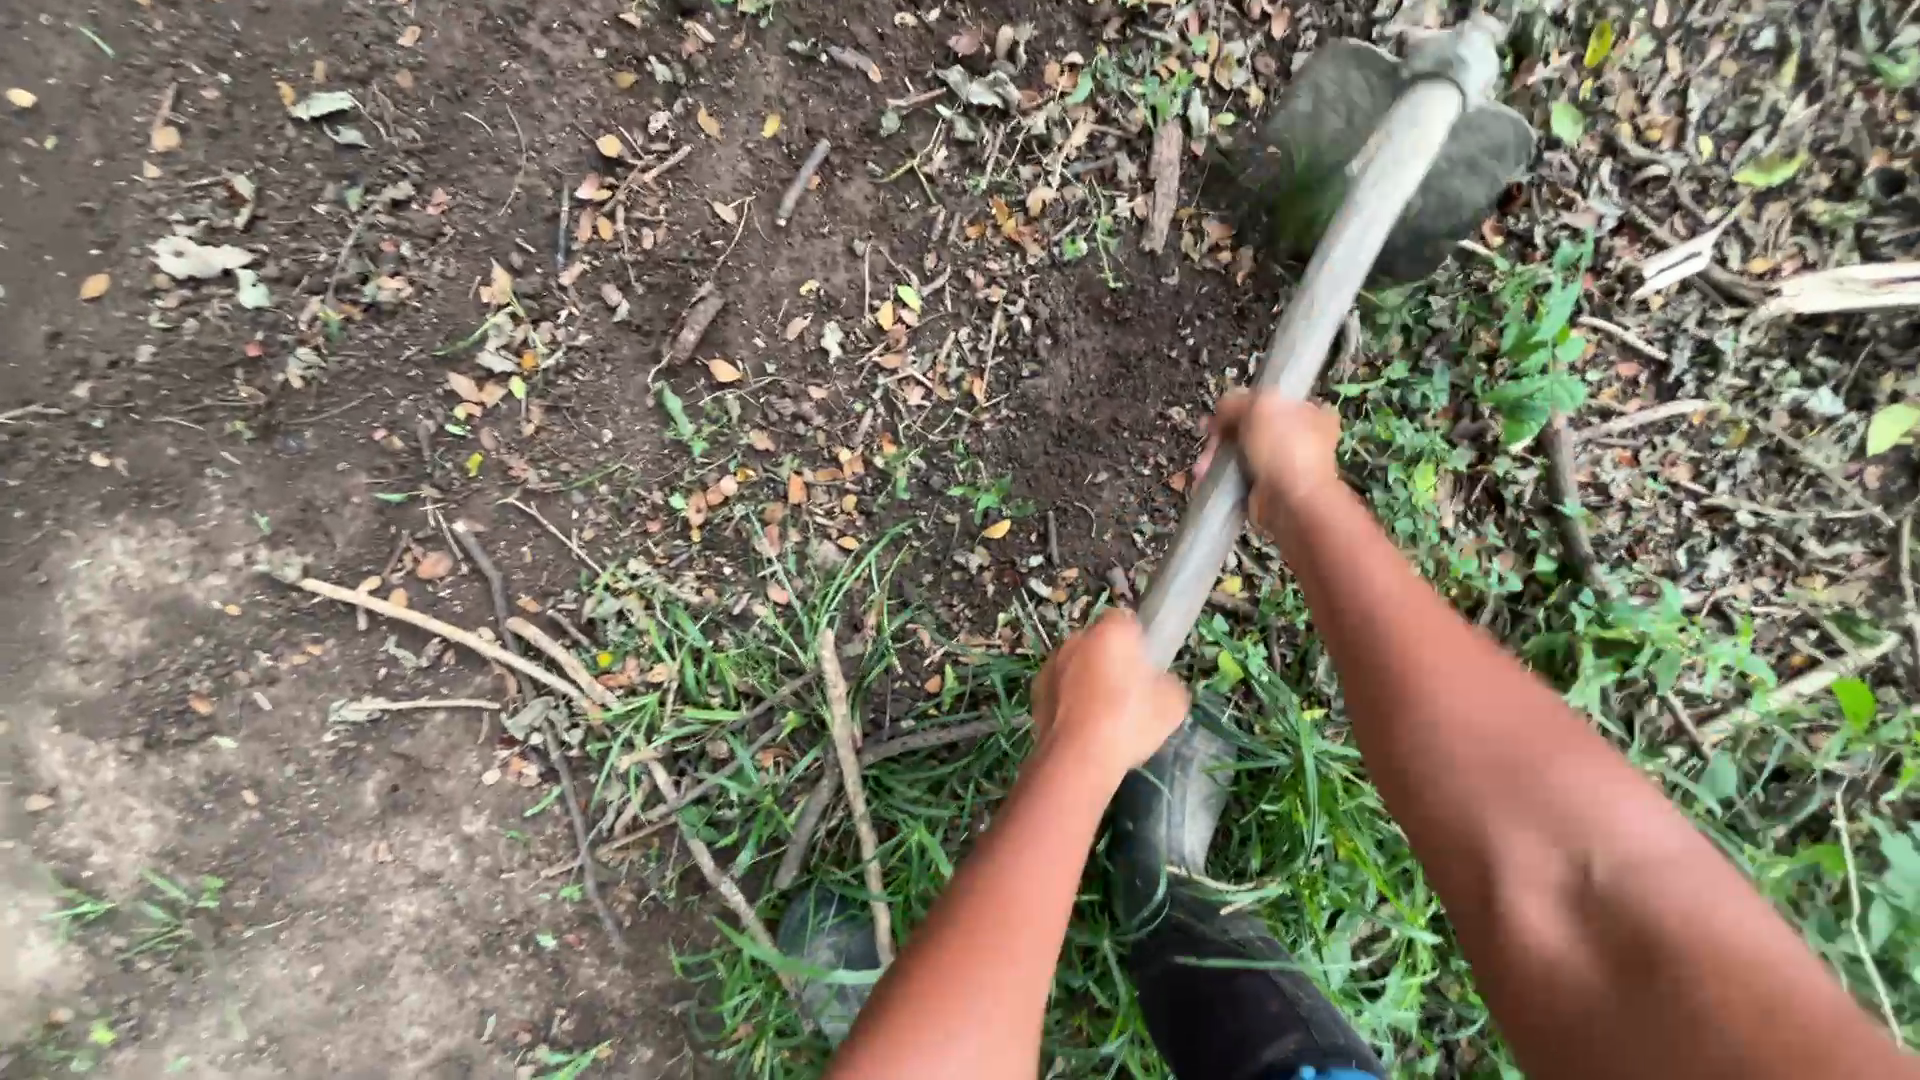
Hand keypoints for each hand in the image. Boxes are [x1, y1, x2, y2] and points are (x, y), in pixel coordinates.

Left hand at [1030, 610, 1189, 778]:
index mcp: (1111, 632)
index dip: (1135, 640)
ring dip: (1086, 677)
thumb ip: (1167, 682)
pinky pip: (1059, 685)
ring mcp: (1052, 662)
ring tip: (1101, 712)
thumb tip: (1158, 683)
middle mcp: (1077, 639)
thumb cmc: (1129, 721)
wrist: (1078, 756)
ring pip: (1076, 663)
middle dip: (1109, 658)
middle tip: (1125, 690)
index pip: (1124, 620)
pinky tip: (1080, 723)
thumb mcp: (1172, 704)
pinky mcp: (1036, 687)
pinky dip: (1067, 697)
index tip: (1142, 665)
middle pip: (1098, 641)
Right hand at [1196, 389, 1342, 536]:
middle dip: (1221, 435)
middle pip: (1247, 428)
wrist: (1293, 501)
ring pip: (1238, 453)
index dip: (1240, 405)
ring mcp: (1281, 465)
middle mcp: (1297, 437)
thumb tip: (1222, 408)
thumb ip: (1238, 400)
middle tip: (1209, 441)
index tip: (1218, 414)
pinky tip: (1205, 478)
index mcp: (1308, 411)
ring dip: (1215, 458)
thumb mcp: (1261, 406)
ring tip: (1202, 469)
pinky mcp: (1265, 489)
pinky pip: (1235, 476)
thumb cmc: (1284, 447)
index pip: (1267, 401)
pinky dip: (1218, 477)